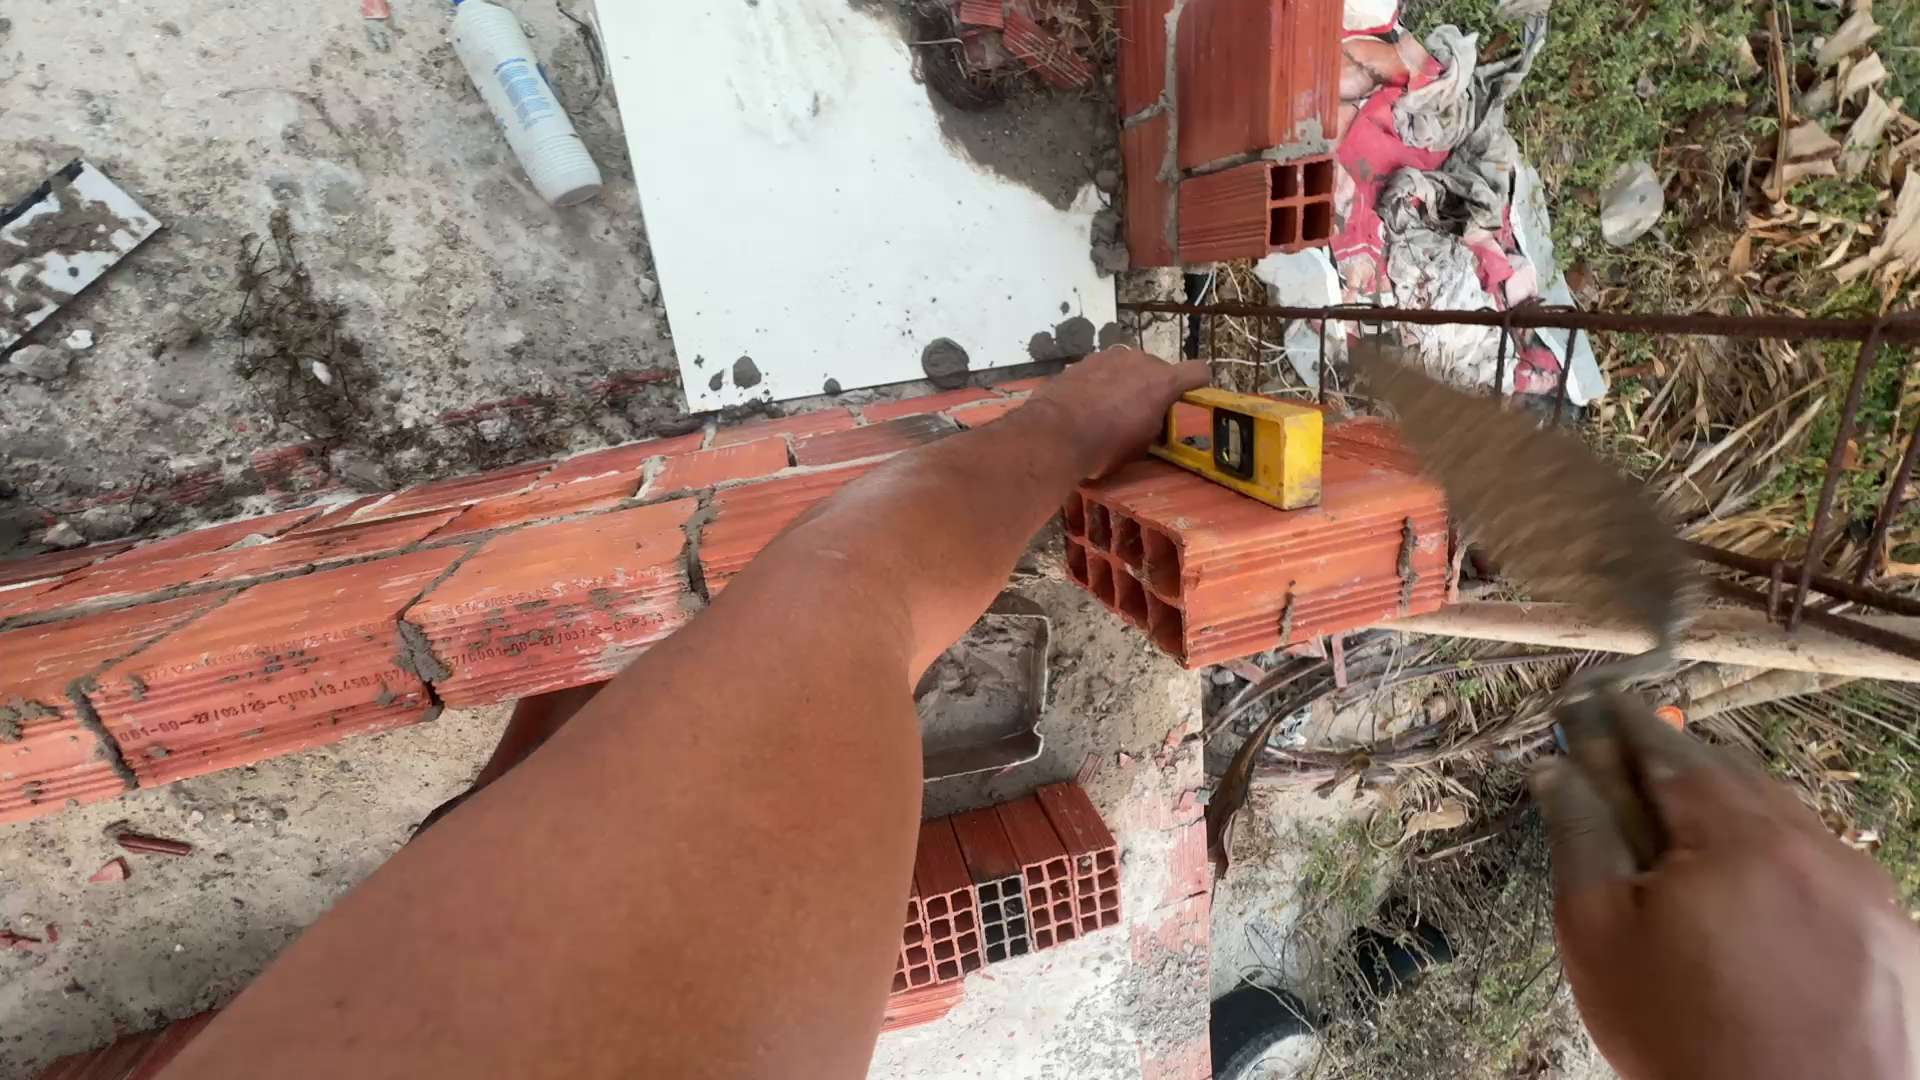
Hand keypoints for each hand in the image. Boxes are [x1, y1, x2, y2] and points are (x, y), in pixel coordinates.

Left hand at [1023, 348, 1210, 475]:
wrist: (1053, 435)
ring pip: (1123, 367)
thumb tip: (1147, 419)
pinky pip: (1096, 372)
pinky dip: (1095, 385)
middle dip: (1150, 387)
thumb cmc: (1104, 447)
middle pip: (1155, 369)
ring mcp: (1105, 356)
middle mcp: (1137, 360)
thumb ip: (1151, 424)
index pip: (1197, 371)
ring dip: (1121, 383)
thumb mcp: (1139, 446)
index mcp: (1162, 381)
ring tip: (1105, 410)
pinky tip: (1082, 406)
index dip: (1197, 383)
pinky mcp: (1078, 362)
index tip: (1190, 395)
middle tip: (1137, 413)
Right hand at [1534, 698, 1919, 1079]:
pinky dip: (1762, 833)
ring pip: (1782, 810)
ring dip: (1717, 791)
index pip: (1670, 753)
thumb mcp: (1595, 922)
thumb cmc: (1673, 1024)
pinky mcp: (1897, 940)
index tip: (1589, 696)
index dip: (1621, 721)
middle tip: (1614, 742)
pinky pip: (1818, 854)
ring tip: (1663, 796)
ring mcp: (1873, 899)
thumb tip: (1557, 768)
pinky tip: (1726, 858)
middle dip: (1668, 750)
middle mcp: (1823, 855)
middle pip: (1732, 771)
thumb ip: (1579, 831)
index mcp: (1743, 843)